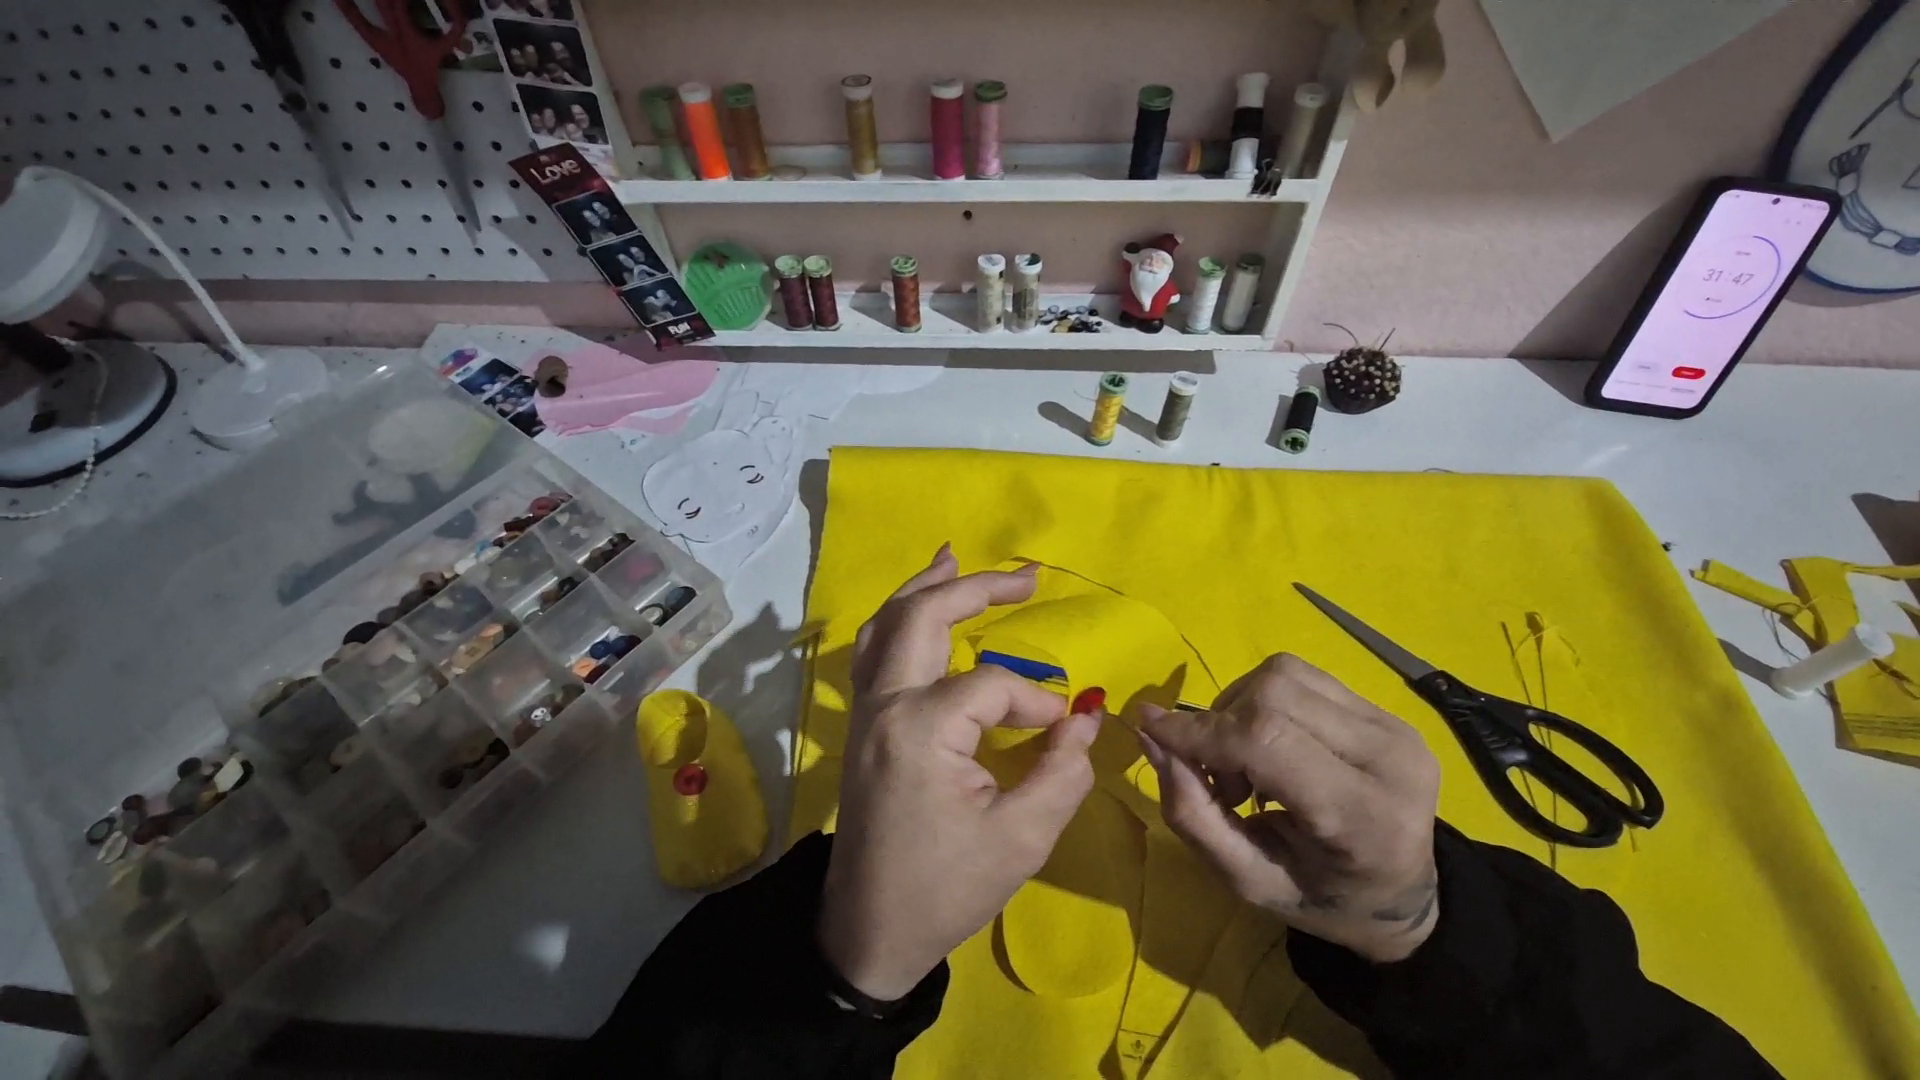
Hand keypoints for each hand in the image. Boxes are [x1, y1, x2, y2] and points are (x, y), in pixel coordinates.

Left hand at [817, 546, 1102, 1000]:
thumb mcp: (1022, 838)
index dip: (1036, 704)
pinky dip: (898, 621)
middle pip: (923, 616)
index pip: (992, 685)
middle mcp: (884, 704)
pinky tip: (918, 612)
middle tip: (1027, 578)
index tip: (1060, 735)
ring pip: (886, 625)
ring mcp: (863, 711)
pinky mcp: (860, 725)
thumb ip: (1062, 771)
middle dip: (976, 588)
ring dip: (924, 589)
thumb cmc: (945, 889)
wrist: (867, 930)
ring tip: (955, 559)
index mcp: (920, 727)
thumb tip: (1085, 718)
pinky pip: (874, 653)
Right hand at [1138, 654, 1441, 963]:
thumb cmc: (1319, 898)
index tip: (1149, 728)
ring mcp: (1394, 727)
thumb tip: (1150, 734)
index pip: (1266, 740)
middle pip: (1272, 695)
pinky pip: (1302, 677)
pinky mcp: (1388, 712)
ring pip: (1284, 675)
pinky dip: (1265, 700)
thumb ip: (1192, 811)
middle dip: (1220, 725)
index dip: (1199, 730)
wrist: (1403, 897)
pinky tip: (1272, 743)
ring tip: (1247, 762)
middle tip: (1219, 777)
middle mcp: (1387, 758)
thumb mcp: (1246, 879)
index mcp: (1360, 815)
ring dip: (1240, 707)